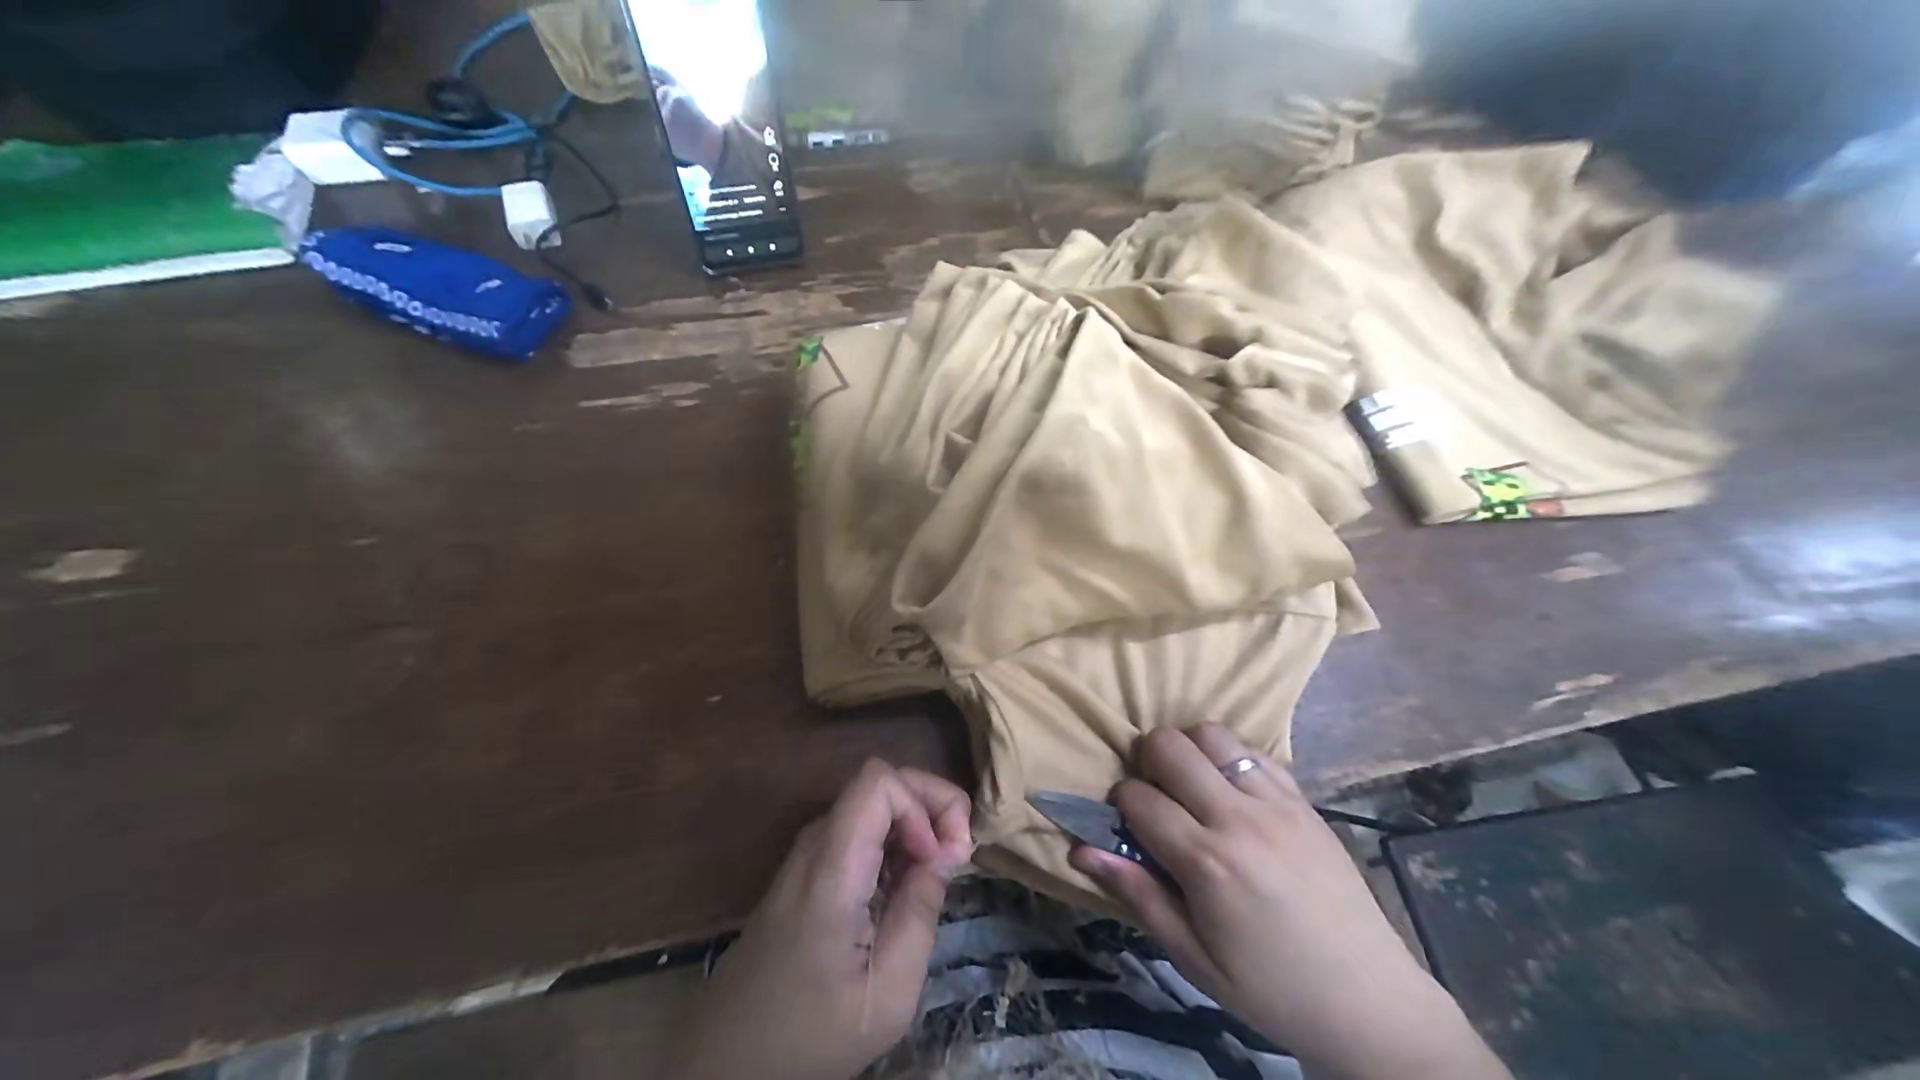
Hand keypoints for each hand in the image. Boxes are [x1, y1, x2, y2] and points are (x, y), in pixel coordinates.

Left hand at [668, 760, 973, 1079]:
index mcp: (831, 869)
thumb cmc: (810, 1035)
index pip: (878, 781)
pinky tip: (908, 882)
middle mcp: (815, 845)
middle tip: (957, 854)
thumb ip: (920, 914)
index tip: (942, 857)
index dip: (922, 803)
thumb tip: (943, 852)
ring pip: (871, 804)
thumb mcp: (886, 995)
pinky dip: (895, 840)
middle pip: (879, 784)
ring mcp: (806, 855)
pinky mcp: (807, 870)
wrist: (729, 1059)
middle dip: (930, 804)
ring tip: (939, 870)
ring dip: (915, 822)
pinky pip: (859, 830)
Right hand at [1070, 724, 1509, 1079]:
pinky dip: (1230, 756)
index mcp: (1207, 862)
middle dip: (1146, 760)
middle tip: (1154, 794)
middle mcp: (1240, 818)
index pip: (1138, 797)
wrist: (1370, 1001)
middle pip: (1169, 745)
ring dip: (1188, 749)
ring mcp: (1277, 804)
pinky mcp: (1304, 801)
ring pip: (1212, 734)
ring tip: (1190, 785)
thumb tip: (1079, 850)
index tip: (1128, 824)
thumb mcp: (1193, 957)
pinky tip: (1231, 789)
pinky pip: (1255, 751)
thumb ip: (1137, 894)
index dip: (1120, 804)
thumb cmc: (1269, 988)